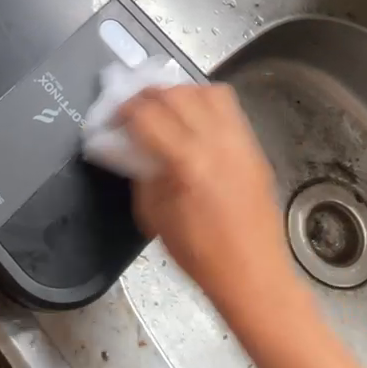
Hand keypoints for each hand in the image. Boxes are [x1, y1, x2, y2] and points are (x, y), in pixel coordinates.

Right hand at [120, 85, 290, 309]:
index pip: (146, 114)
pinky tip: (193, 119)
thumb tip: (125, 146)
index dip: (123, 110)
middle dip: (147, 95)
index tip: (113, 118)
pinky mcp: (254, 148)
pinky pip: (229, 107)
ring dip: (179, 92)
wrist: (254, 276)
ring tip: (164, 107)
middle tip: (132, 108)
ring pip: (206, 91)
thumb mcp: (154, 215)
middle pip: (175, 93)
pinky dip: (205, 102)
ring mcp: (239, 142)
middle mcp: (216, 143)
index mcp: (186, 161)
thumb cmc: (199, 255)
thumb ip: (139, 172)